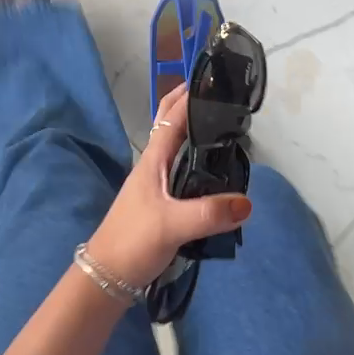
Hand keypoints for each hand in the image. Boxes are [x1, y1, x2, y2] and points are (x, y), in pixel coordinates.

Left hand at [86, 85, 252, 285]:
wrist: (106, 275)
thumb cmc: (133, 240)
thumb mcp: (173, 225)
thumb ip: (209, 214)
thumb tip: (247, 202)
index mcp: (153, 159)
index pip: (173, 117)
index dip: (191, 95)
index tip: (214, 79)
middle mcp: (152, 164)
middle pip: (169, 123)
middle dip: (187, 103)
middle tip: (216, 92)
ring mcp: (153, 182)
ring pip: (174, 145)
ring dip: (191, 128)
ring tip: (220, 123)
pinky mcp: (158, 201)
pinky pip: (177, 166)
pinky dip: (193, 156)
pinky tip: (209, 168)